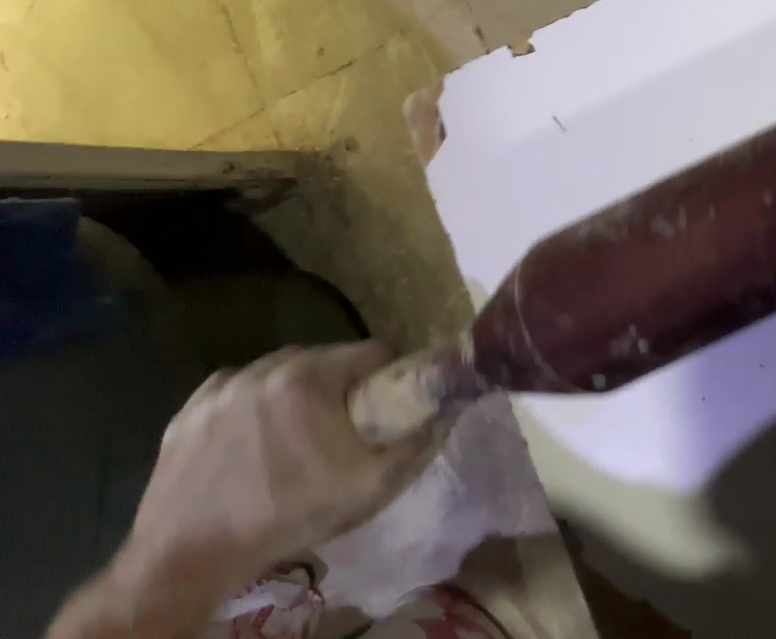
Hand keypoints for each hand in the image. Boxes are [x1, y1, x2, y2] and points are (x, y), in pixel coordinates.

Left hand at [116, 343, 439, 604]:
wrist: (186, 560)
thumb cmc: (288, 514)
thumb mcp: (373, 483)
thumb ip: (418, 439)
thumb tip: (451, 408)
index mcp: (309, 377)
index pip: (372, 352)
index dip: (386, 378)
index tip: (382, 409)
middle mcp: (263, 370)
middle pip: (326, 358)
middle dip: (341, 384)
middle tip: (343, 426)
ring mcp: (219, 391)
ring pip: (281, 372)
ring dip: (298, 392)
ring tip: (298, 434)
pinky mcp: (186, 414)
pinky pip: (238, 391)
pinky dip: (254, 404)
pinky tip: (256, 438)